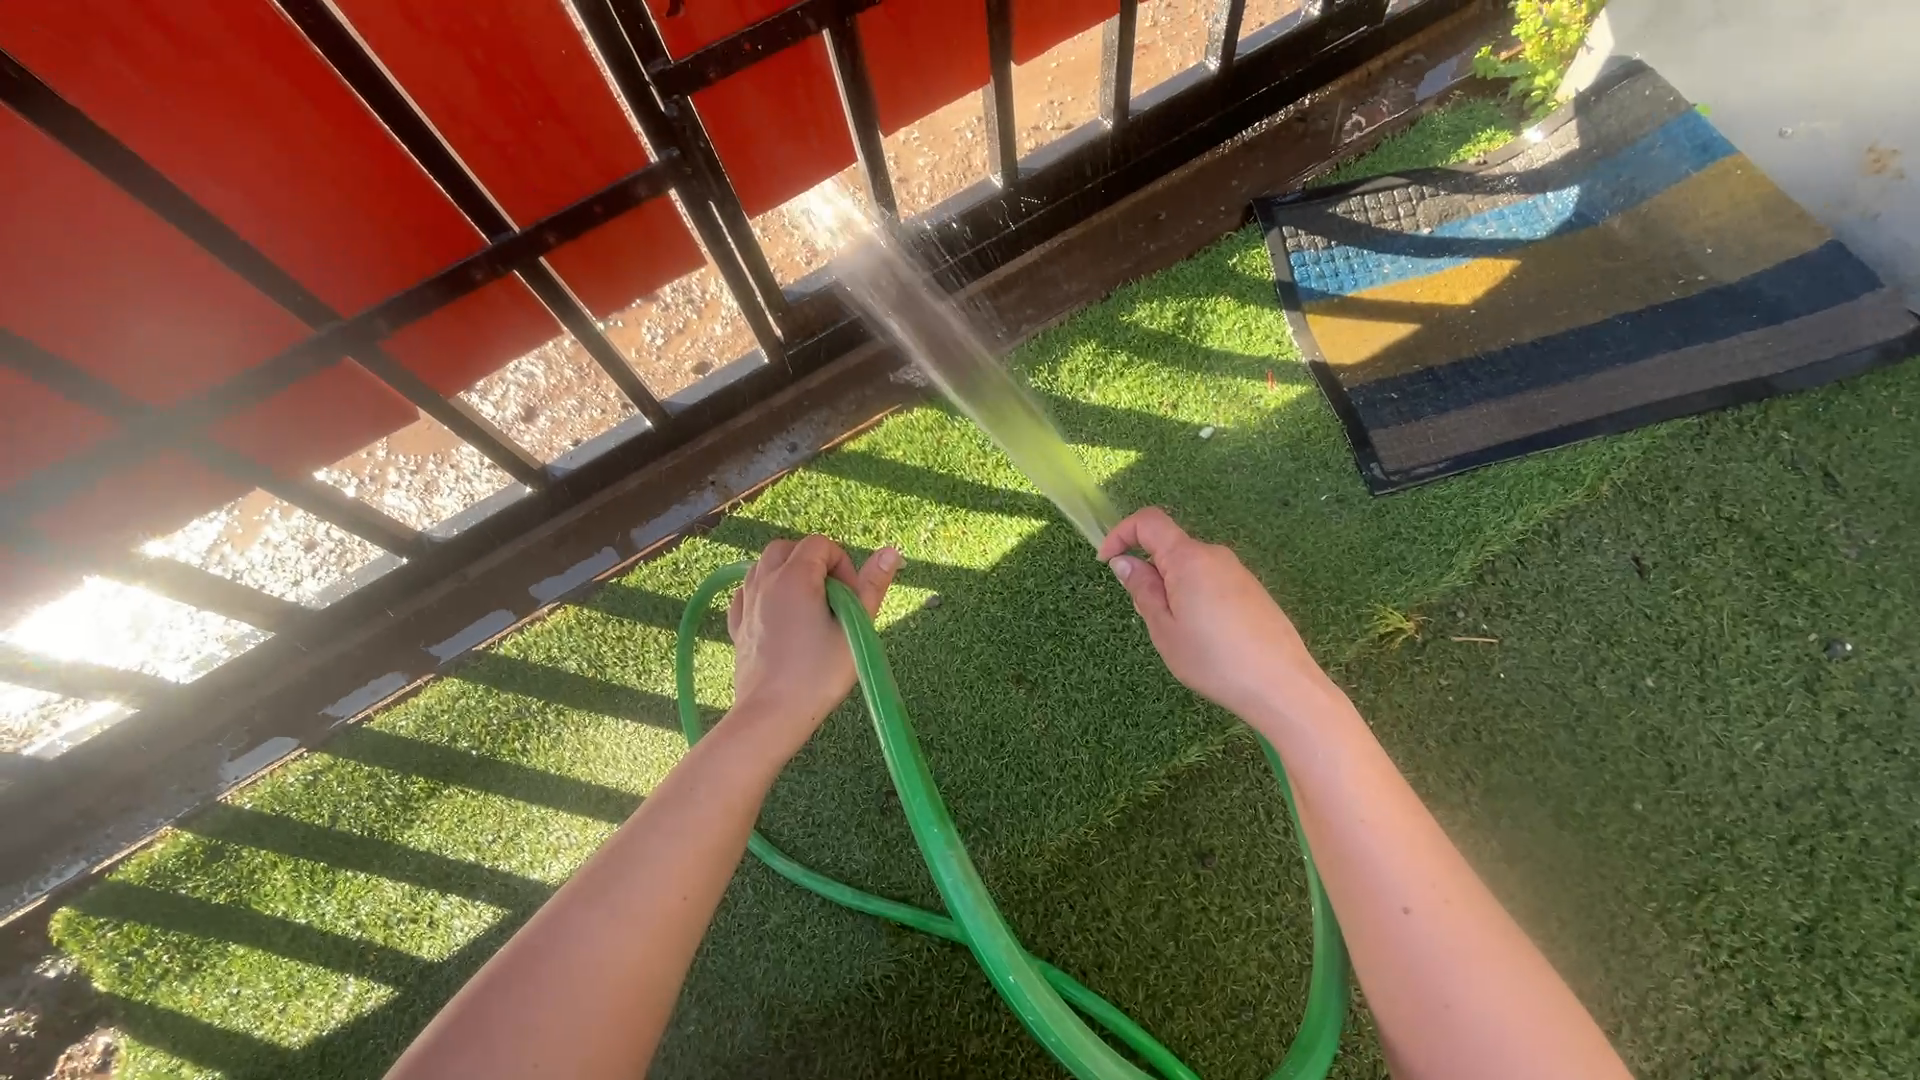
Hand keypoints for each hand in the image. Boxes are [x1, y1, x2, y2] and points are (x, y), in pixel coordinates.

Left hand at [727, 535, 900, 753]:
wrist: (771, 714)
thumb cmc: (819, 673)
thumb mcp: (855, 627)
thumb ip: (872, 586)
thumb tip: (891, 551)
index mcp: (795, 577)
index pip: (820, 544)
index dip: (842, 565)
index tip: (850, 599)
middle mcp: (765, 581)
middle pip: (787, 548)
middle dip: (813, 563)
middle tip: (831, 599)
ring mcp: (746, 603)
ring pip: (762, 566)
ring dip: (788, 574)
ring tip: (808, 607)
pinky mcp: (736, 626)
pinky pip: (747, 592)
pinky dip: (764, 592)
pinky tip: (779, 615)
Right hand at [1098, 507, 1328, 723]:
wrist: (1281, 686)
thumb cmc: (1213, 660)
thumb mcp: (1164, 628)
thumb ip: (1142, 590)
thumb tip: (1125, 562)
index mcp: (1188, 558)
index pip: (1148, 521)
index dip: (1121, 534)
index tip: (1106, 563)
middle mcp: (1215, 555)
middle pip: (1170, 548)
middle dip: (1149, 574)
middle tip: (1151, 619)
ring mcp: (1238, 572)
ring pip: (1190, 569)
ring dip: (1172, 590)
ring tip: (1182, 636)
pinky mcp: (1252, 591)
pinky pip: (1211, 582)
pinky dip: (1195, 599)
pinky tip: (1207, 639)